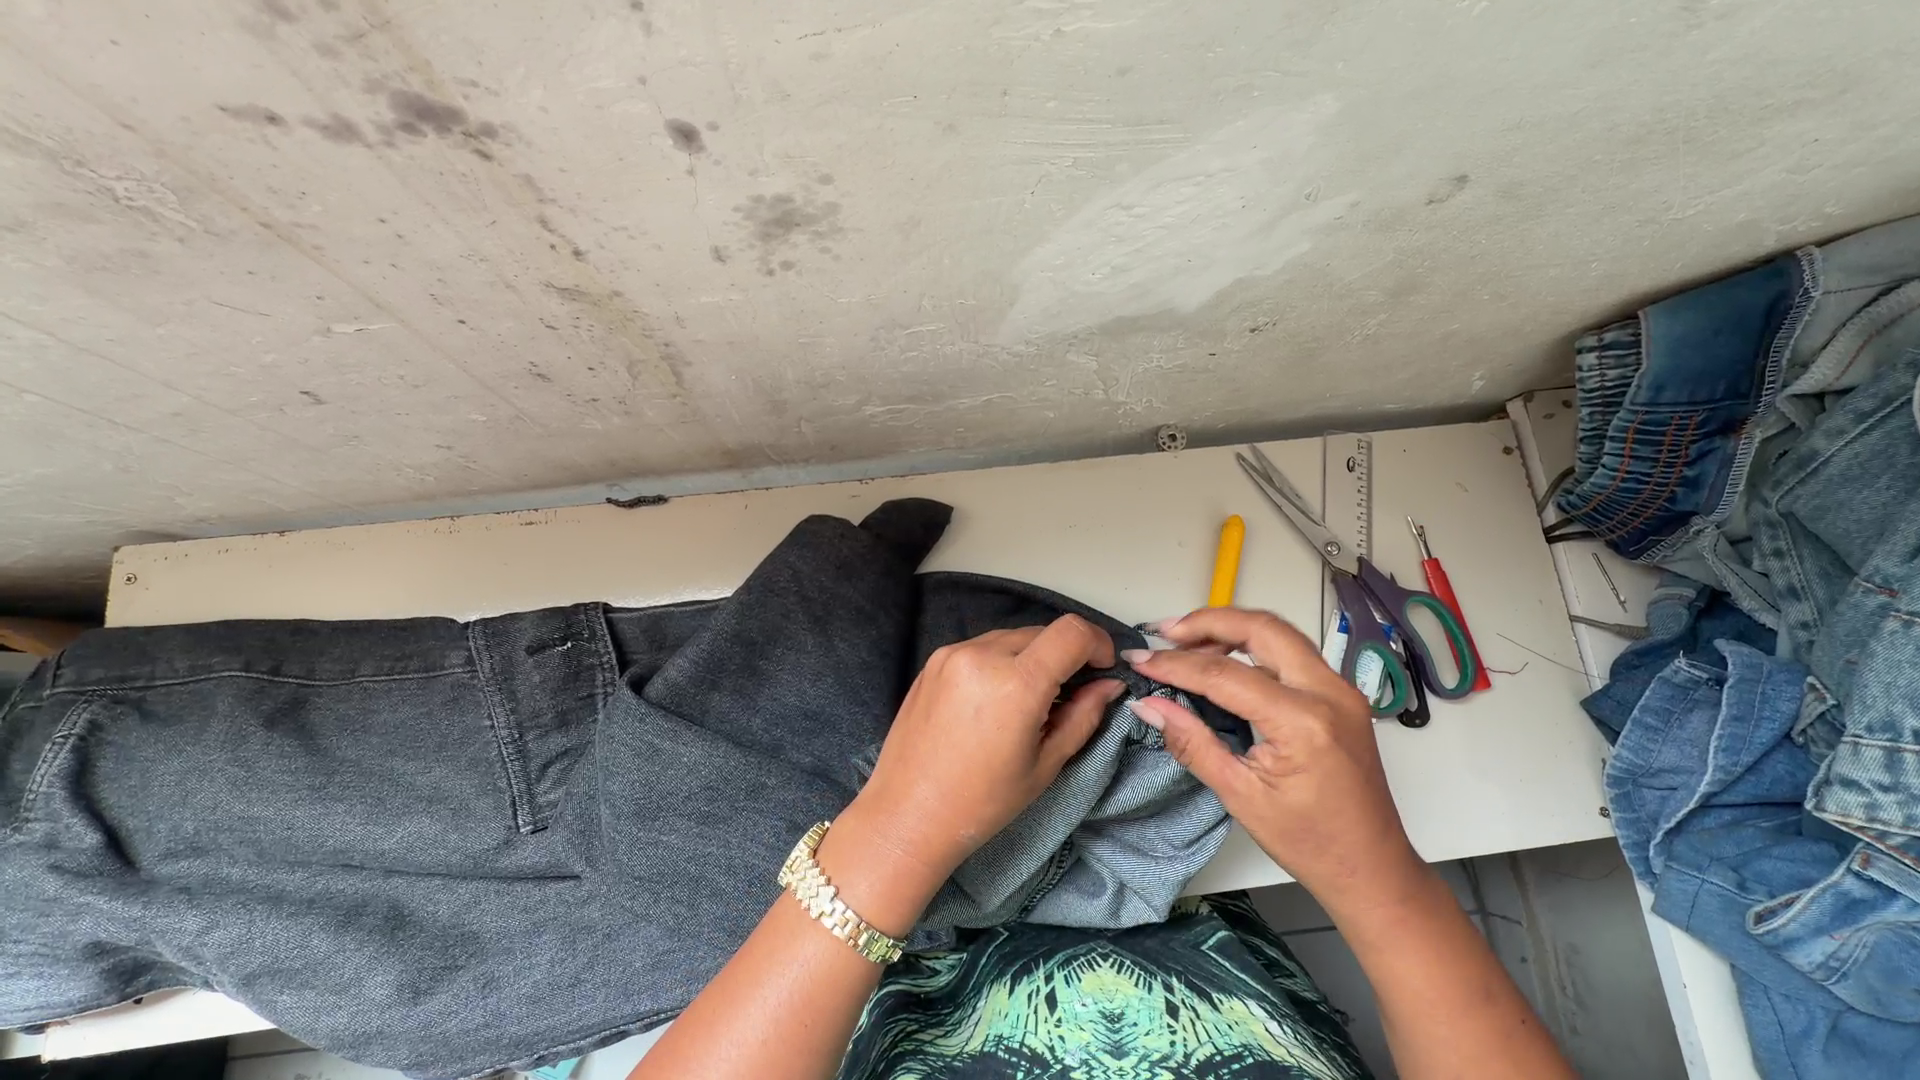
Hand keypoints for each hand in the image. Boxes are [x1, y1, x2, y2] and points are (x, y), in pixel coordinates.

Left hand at [844, 616, 1122, 889]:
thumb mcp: (1046, 765)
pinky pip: (983, 648)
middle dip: (1065, 656)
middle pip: (1043, 632)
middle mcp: (982, 657)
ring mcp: (952, 655)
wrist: (908, 814)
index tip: (1102, 668)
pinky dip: (1001, 663)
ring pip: (1012, 638)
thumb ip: (1084, 716)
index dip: (1098, 643)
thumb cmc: (980, 802)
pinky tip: (996, 702)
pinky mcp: (934, 661)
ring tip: (1029, 704)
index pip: (1071, 632)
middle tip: (1068, 696)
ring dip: (1032, 658)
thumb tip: (1109, 685)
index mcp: (1015, 684)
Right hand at [1122, 607, 1426, 913]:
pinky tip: (1222, 659)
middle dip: (1207, 622)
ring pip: (1280, 633)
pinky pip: (1292, 653)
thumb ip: (1192, 742)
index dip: (1175, 665)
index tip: (1139, 661)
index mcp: (1303, 722)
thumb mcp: (1240, 795)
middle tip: (1163, 633)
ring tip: (1184, 640)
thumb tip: (1148, 704)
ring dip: (1231, 629)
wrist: (1372, 869)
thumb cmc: (1309, 842)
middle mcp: (1329, 693)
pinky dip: (1253, 647)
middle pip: (1261, 628)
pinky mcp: (1341, 696)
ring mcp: (1340, 690)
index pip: (1226, 674)